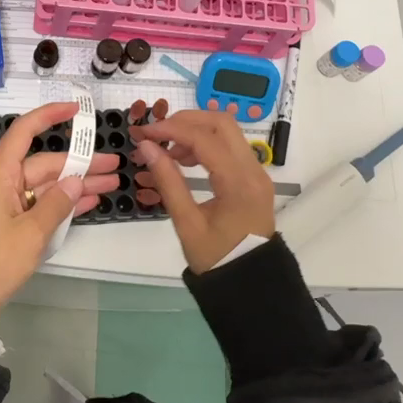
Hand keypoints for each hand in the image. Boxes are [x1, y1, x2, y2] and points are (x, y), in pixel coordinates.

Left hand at [0, 102, 121, 320]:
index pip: (25, 132)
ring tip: (112, 182)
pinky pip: (37, 204)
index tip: (76, 110)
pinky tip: (89, 202)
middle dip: (79, 163)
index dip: (50, 116)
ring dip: (75, 185)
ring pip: (44, 185)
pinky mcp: (7, 223)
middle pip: (43, 163)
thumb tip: (76, 182)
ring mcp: (3, 204)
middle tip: (114, 163)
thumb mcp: (32, 233)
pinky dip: (60, 203)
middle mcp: (0, 183)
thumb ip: (57, 204)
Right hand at [129, 110, 275, 273]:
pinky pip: (231, 146)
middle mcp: (254, 171)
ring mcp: (257, 172)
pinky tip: (186, 160)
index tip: (145, 133)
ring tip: (170, 151)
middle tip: (159, 133)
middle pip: (222, 122)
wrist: (251, 282)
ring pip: (228, 131)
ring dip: (197, 130)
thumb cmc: (217, 257)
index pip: (204, 139)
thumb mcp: (187, 223)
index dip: (171, 129)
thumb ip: (168, 181)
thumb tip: (147, 146)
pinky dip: (207, 142)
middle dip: (187, 120)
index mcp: (239, 183)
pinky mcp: (254, 177)